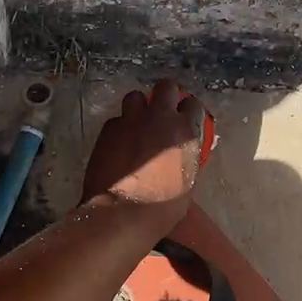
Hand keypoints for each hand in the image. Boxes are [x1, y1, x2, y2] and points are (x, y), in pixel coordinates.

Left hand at [79, 80, 203, 214]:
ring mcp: (131, 120)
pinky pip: (116, 120)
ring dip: (138, 107)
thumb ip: (185, 157)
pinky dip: (120, 127)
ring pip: (135, 96)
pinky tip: (119, 143)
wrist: (121, 213)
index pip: (193, 104)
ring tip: (137, 123)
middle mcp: (159, 117)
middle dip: (165, 94)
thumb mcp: (186, 182)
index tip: (186, 118)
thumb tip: (182, 151)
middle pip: (166, 87)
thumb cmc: (162, 207)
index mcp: (185, 131)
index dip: (189, 110)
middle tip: (162, 110)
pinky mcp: (108, 129)